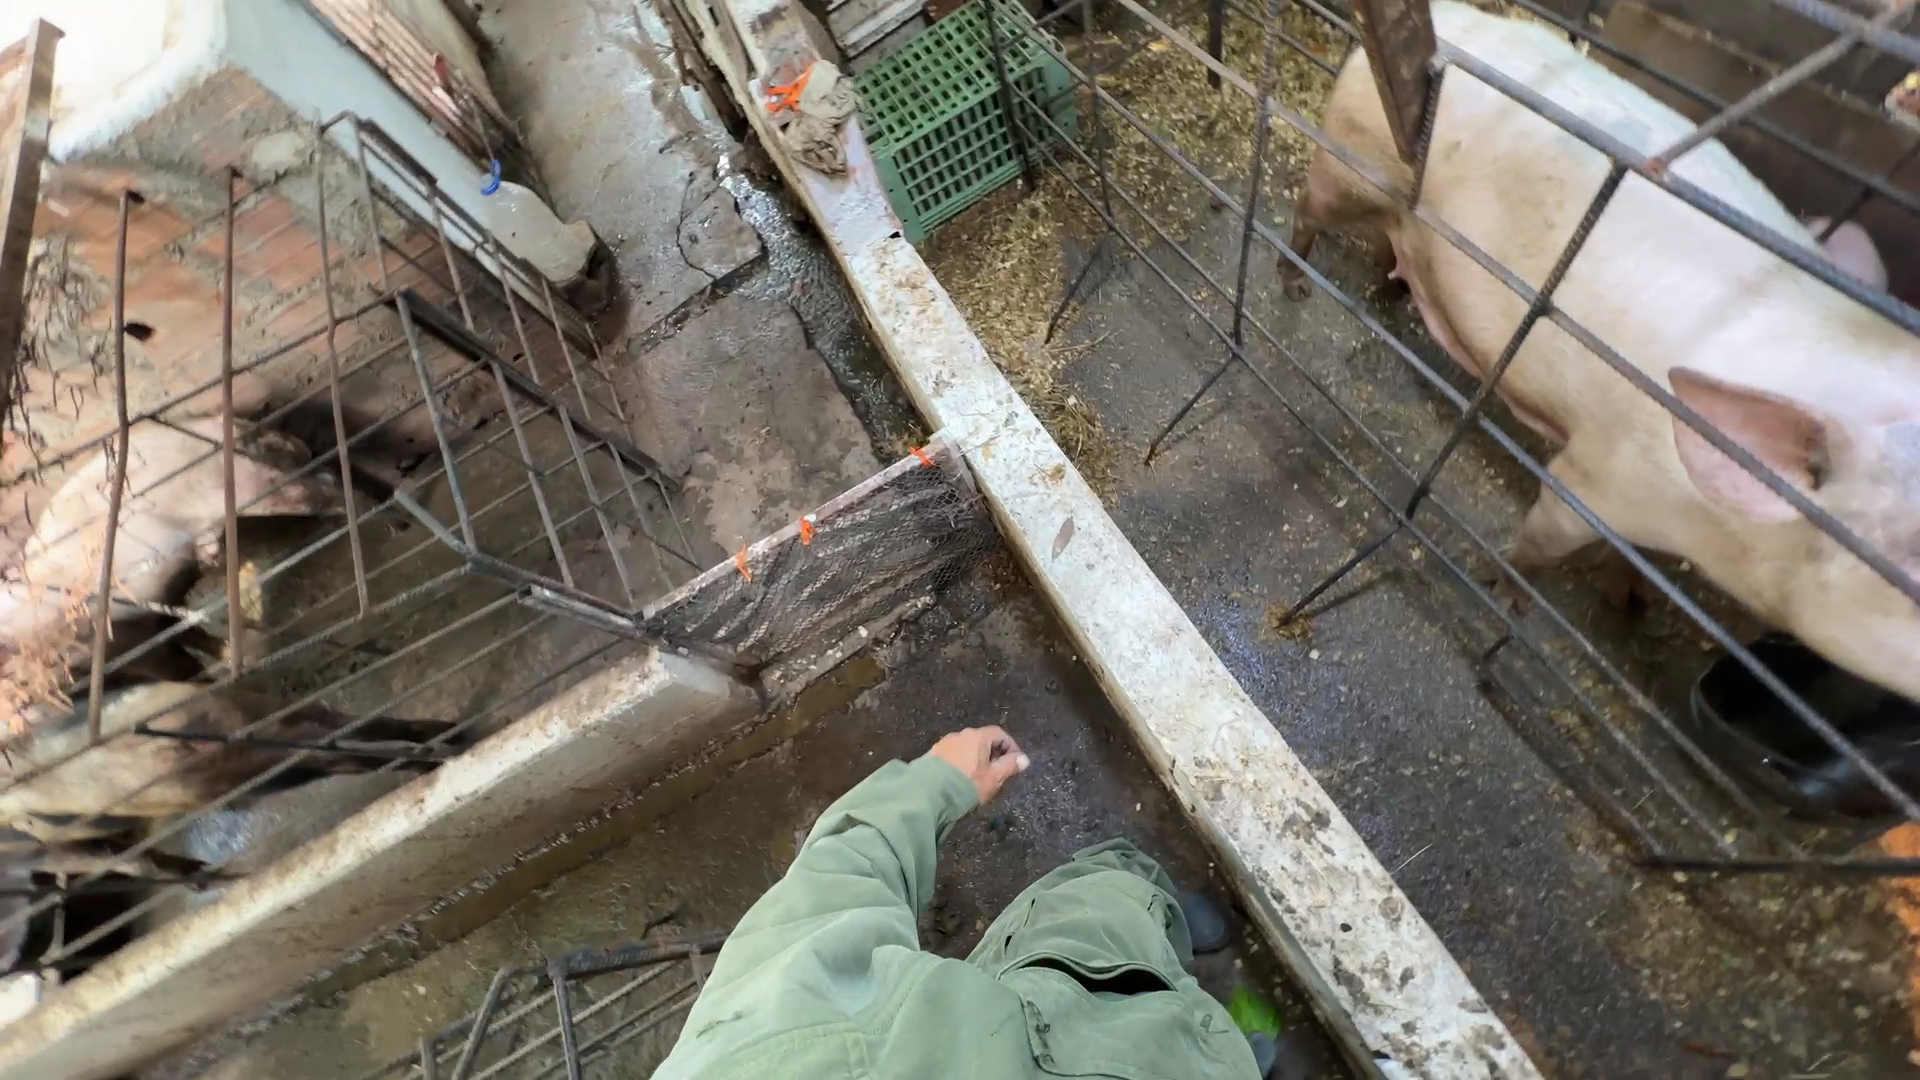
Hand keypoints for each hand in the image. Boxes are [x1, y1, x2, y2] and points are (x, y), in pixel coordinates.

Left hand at [928, 726, 1028, 804]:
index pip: (999, 733)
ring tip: (979, 778)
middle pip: (982, 740)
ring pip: (967, 748)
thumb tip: (1024, 758)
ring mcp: (944, 744)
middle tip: (999, 772)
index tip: (1016, 762)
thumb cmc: (967, 785)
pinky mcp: (932, 756)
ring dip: (976, 759)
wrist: (928, 794)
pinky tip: (961, 779)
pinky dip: (962, 763)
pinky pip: (953, 756)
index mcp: (977, 736)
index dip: (1011, 746)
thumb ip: (1010, 766)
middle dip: (993, 754)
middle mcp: (960, 735)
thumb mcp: (994, 778)